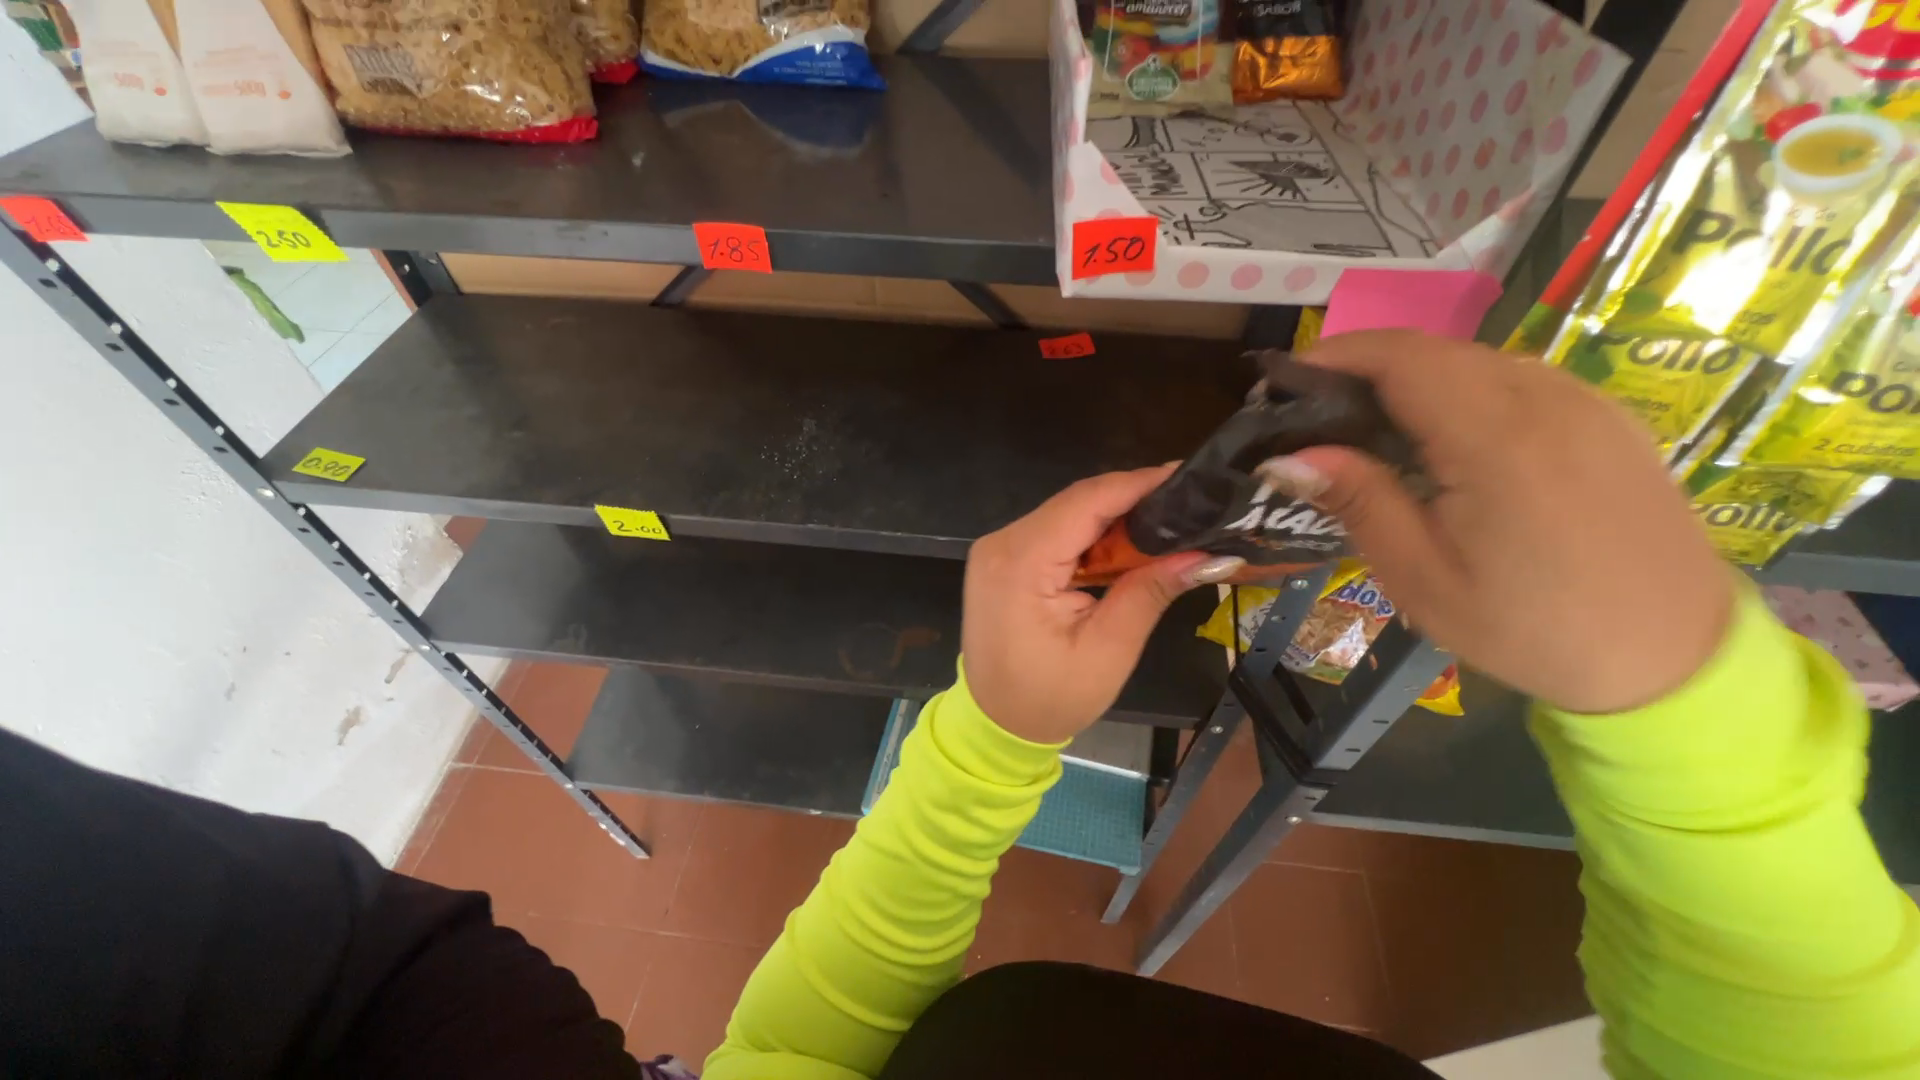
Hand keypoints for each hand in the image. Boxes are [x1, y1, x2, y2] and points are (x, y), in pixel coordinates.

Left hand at [962, 467, 1242, 743]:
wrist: (995, 724)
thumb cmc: (1050, 697)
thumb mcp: (1108, 649)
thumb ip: (1150, 591)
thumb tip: (1206, 553)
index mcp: (1019, 563)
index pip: (1085, 502)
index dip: (1138, 484)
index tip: (1189, 475)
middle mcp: (1001, 544)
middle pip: (1076, 503)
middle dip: (1133, 500)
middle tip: (1191, 502)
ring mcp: (998, 549)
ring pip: (1067, 514)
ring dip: (1115, 518)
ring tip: (1171, 520)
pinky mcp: (1004, 560)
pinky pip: (1054, 533)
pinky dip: (1092, 536)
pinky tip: (1129, 542)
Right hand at [1262, 330, 1735, 714]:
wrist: (1673, 659)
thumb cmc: (1531, 629)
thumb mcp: (1422, 578)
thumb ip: (1358, 501)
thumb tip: (1285, 454)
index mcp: (1498, 438)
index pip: (1401, 357)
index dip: (1335, 356)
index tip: (1282, 385)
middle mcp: (1548, 399)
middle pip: (1434, 352)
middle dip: (1363, 369)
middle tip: (1313, 418)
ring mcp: (1585, 403)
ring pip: (1474, 362)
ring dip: (1411, 381)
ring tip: (1368, 433)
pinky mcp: (1606, 418)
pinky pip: (1515, 381)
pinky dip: (1460, 394)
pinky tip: (1441, 444)